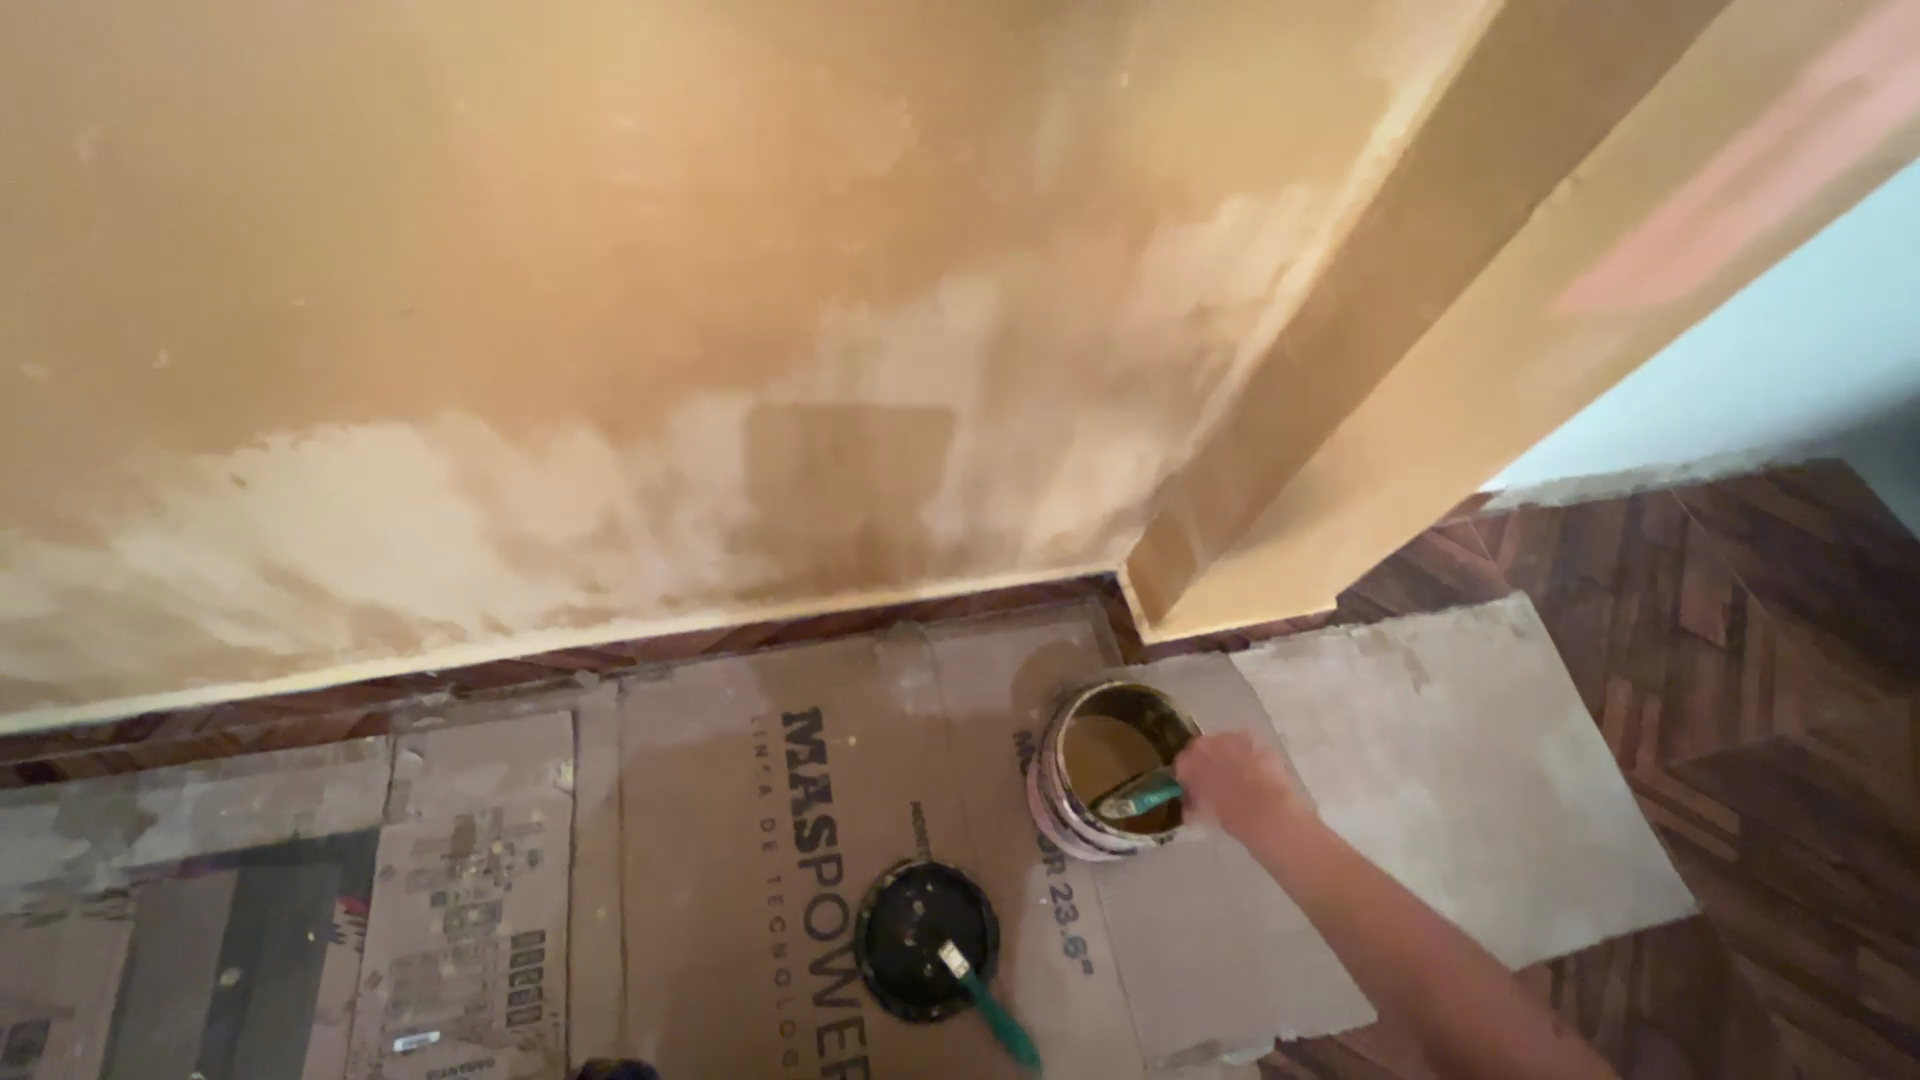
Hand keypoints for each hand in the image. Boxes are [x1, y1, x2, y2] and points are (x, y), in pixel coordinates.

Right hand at [1174, 732, 1312, 844]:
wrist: (1269, 812)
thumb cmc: (1231, 817)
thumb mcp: (1204, 814)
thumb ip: (1193, 804)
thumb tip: (1191, 805)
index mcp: (1188, 762)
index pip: (1182, 765)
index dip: (1189, 779)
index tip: (1195, 792)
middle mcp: (1206, 744)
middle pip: (1203, 750)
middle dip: (1208, 764)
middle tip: (1218, 784)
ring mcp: (1232, 738)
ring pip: (1226, 746)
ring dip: (1230, 758)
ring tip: (1242, 780)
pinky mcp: (1256, 740)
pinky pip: (1247, 748)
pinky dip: (1250, 758)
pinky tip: (1259, 776)